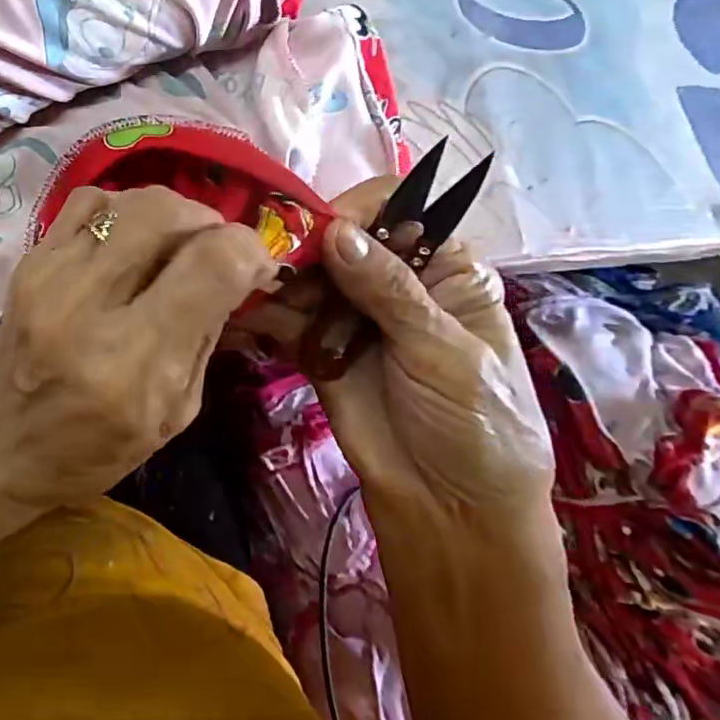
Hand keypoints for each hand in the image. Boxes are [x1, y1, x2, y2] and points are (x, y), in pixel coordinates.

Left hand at [0, 185, 277, 550]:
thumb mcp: (174, 414)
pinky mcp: (29, 260)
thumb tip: (236, 267)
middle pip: (165, 213)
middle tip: (213, 247)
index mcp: (134, 363)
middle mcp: (88, 308)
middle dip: (207, 221)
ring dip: (168, 213)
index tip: (253, 265)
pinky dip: (122, 210)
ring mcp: (50, 275)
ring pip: (128, 200)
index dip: (247, 250)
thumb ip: (205, 334)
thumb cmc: (91, 448)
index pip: (211, 264)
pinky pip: (87, 202)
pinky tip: (127, 240)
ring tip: (173, 243)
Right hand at [237, 177, 554, 527]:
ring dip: (278, 277)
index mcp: (443, 271)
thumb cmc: (477, 425)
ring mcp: (350, 314)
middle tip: (274, 265)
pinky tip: (242, 310)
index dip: (361, 209)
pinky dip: (261, 311)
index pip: (400, 211)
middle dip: (306, 246)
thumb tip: (336, 231)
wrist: (450, 510)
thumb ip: (389, 292)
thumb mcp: (445, 353)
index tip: (325, 230)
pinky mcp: (315, 344)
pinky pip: (284, 316)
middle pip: (340, 239)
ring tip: (253, 289)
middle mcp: (392, 282)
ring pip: (305, 274)